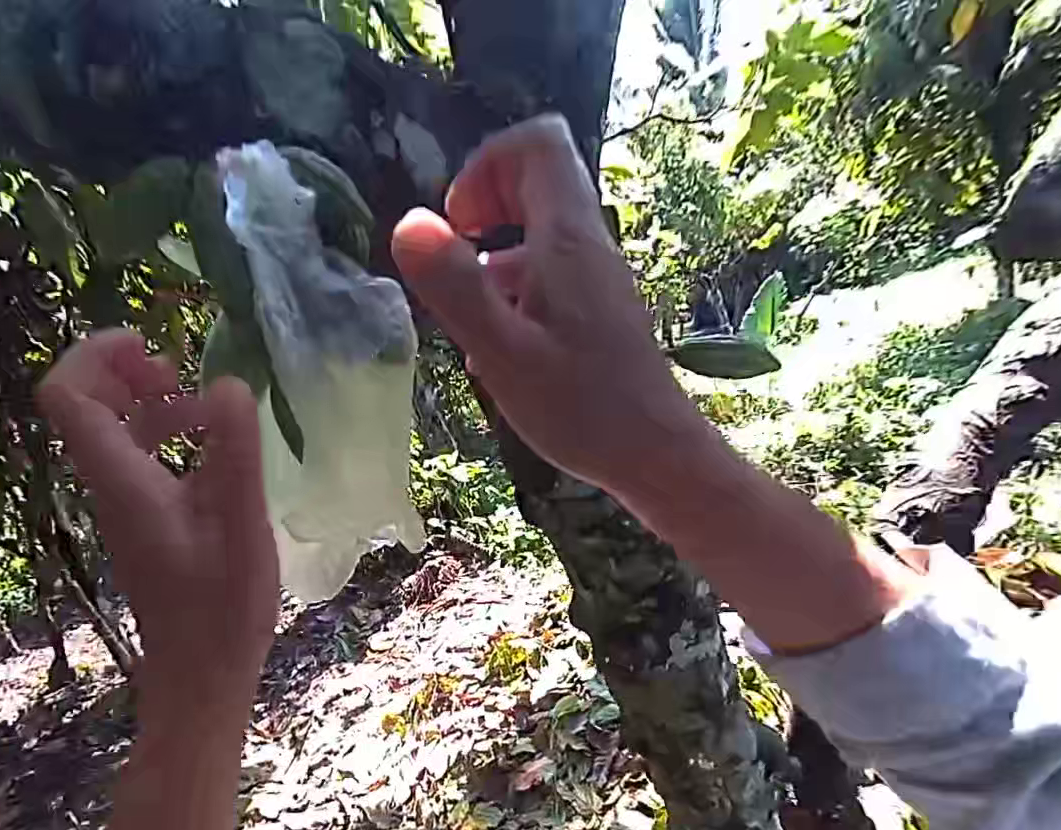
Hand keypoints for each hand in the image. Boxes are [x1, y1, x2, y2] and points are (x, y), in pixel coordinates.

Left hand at [37, 329, 278, 713]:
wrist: (201, 676)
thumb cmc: (222, 609)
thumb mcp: (239, 526)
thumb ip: (233, 453)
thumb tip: (226, 383)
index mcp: (123, 482)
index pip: (69, 397)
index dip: (96, 354)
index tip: (151, 346)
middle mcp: (112, 489)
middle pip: (83, 407)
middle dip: (123, 371)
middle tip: (177, 373)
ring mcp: (126, 508)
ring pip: (115, 434)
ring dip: (152, 405)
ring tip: (208, 410)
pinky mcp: (145, 524)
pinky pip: (140, 462)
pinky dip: (169, 439)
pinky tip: (215, 456)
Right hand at [389, 114, 713, 495]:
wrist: (651, 453)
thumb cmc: (578, 407)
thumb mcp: (503, 352)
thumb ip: (456, 288)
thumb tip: (409, 224)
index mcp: (565, 240)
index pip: (535, 145)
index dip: (484, 166)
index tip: (454, 224)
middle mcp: (585, 247)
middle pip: (536, 182)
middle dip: (482, 208)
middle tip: (450, 262)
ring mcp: (593, 280)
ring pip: (536, 237)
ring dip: (489, 262)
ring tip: (462, 320)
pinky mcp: (594, 312)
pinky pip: (545, 279)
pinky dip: (509, 295)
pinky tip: (492, 349)